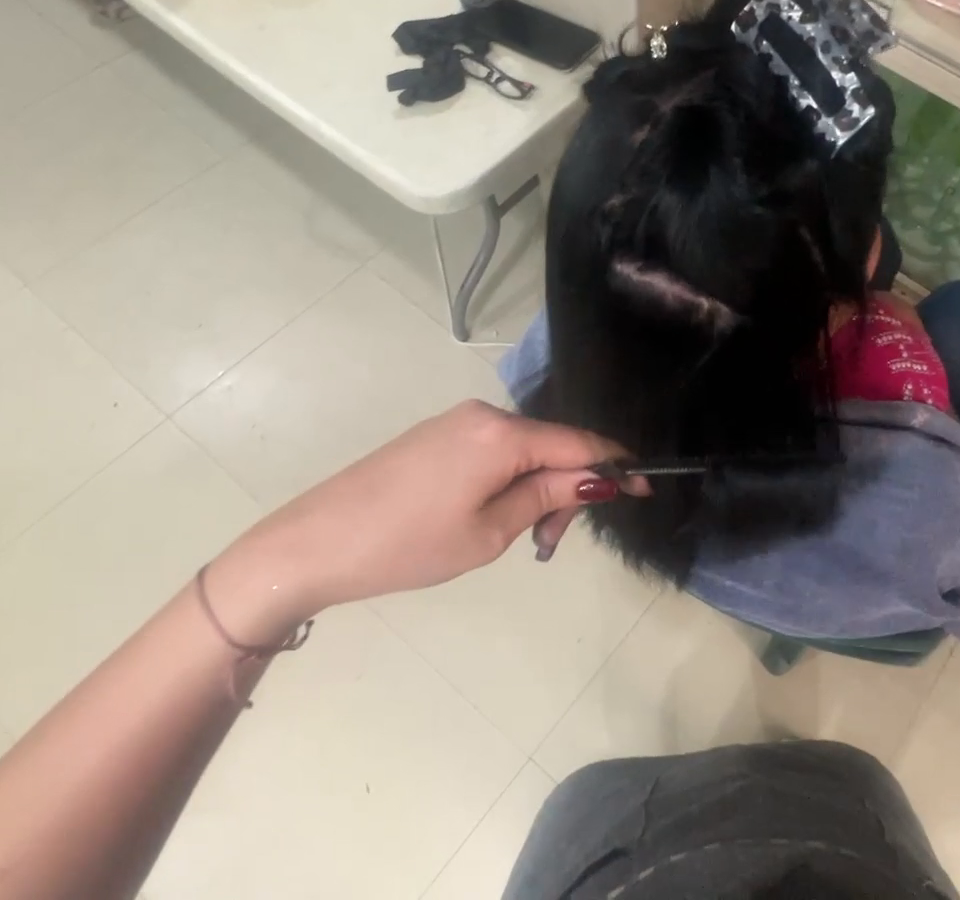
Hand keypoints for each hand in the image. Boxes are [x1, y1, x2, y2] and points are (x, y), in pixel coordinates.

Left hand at [204, 401, 639, 641]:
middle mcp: (483, 414)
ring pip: (524, 450)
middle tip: (551, 543)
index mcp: (501, 433)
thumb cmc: (408, 545)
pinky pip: (495, 451)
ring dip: (539, 489)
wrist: (313, 544)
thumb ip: (549, 497)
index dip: (617, 466)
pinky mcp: (437, 435)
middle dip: (568, 489)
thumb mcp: (490, 531)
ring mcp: (457, 422)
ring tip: (524, 538)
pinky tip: (498, 515)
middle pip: (553, 444)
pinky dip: (511, 481)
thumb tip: (601, 479)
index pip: (580, 442)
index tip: (647, 490)